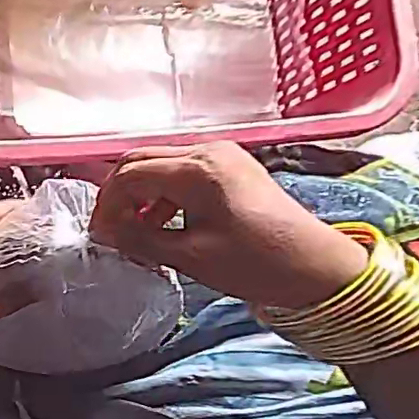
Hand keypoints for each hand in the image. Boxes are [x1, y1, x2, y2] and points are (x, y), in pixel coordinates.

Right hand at [91, 142, 367, 308]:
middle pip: (140, 161)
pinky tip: (161, 224)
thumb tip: (105, 234)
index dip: (107, 204)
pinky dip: (161, 195)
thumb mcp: (192, 256)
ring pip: (159, 165)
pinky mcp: (229, 167)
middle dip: (118, 195)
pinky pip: (180, 172)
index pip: (130, 174)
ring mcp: (221, 155)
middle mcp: (207, 151)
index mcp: (198, 170)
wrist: (318, 267)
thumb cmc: (257, 264)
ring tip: (134, 231)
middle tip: (110, 230)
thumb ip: (141, 240)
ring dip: (139, 194)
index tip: (100, 235)